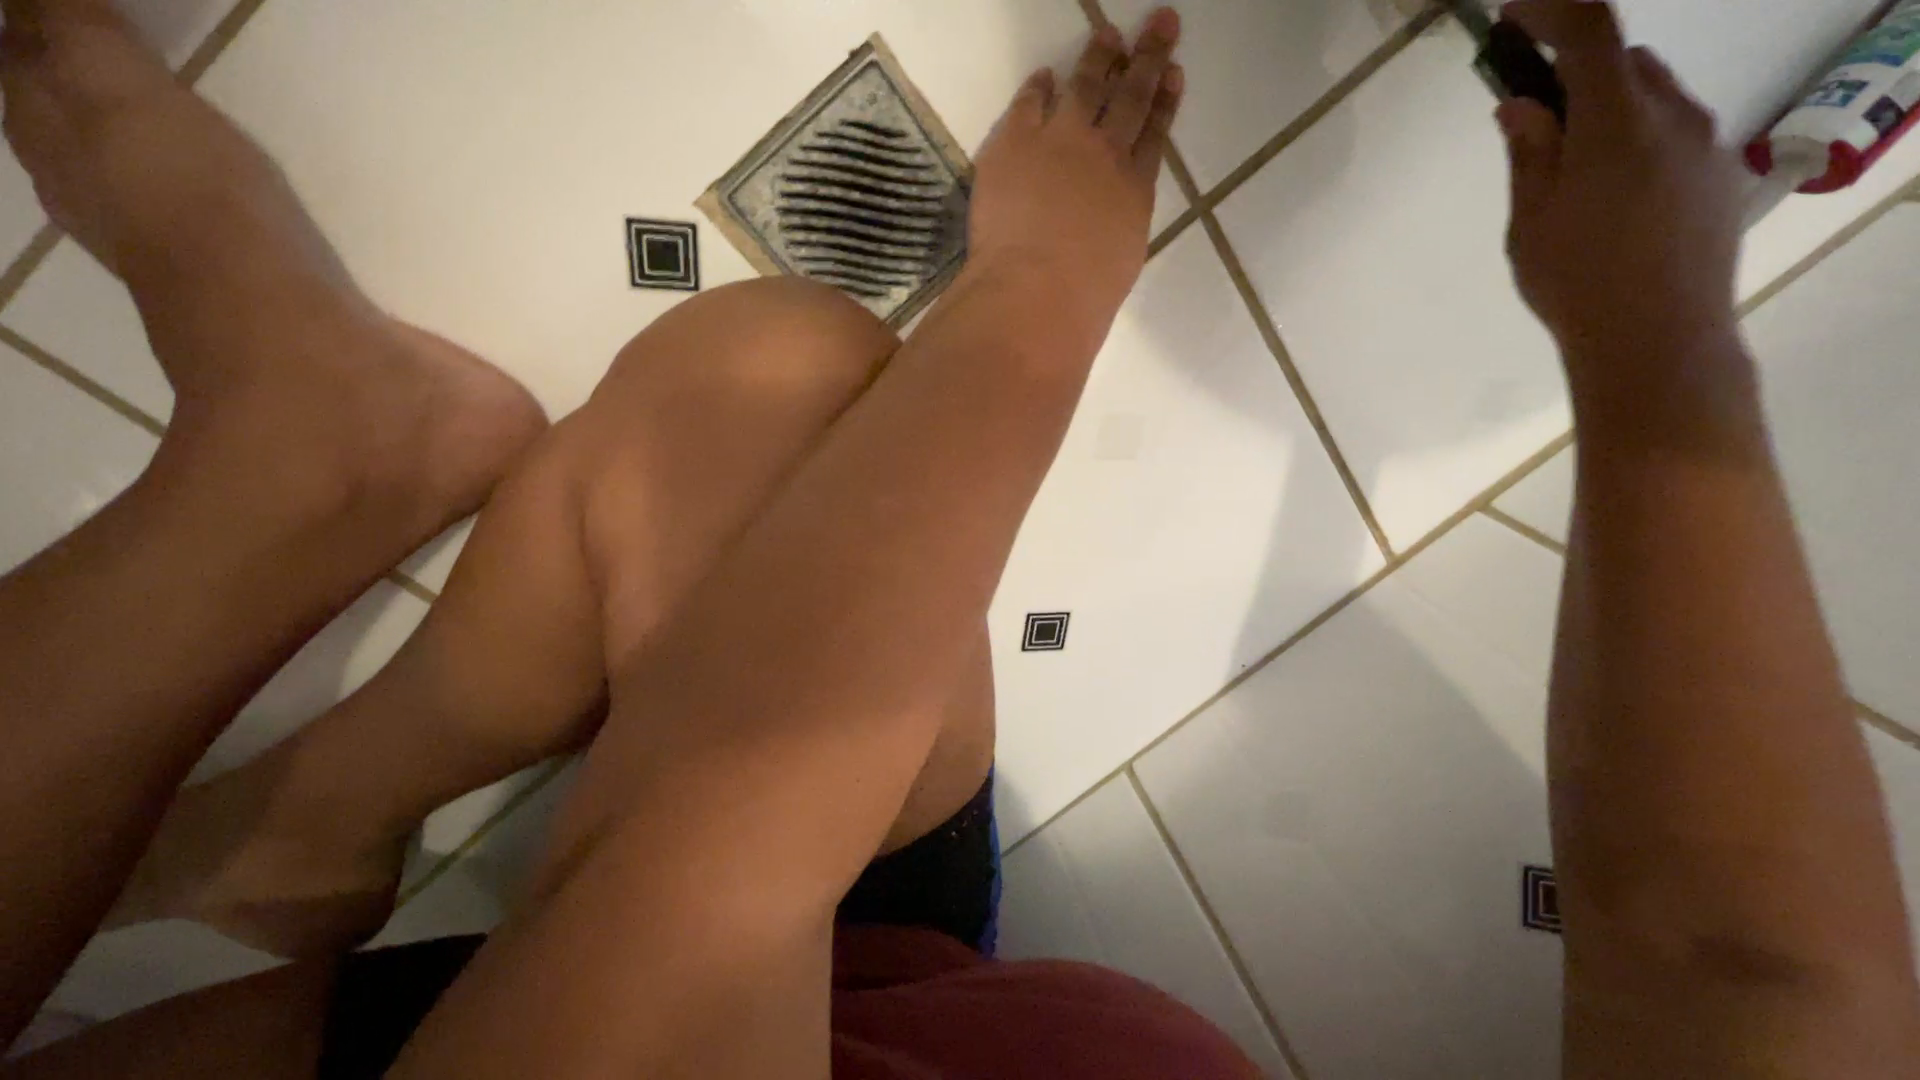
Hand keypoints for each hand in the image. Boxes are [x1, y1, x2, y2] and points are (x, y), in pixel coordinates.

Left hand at [967, 10, 1183, 326]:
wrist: (1036, 288)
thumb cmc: (1081, 297)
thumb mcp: (1117, 263)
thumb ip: (1115, 230)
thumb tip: (1103, 224)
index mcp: (1133, 191)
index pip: (1154, 135)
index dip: (1164, 102)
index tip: (1172, 74)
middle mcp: (1104, 154)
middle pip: (1131, 98)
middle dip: (1147, 59)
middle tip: (1159, 24)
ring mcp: (1059, 140)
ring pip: (1085, 87)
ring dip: (1099, 58)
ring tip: (1108, 36)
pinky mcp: (1015, 141)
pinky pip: (1029, 102)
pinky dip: (1039, 86)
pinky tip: (1044, 76)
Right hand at [1498, 1, 1747, 402]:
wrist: (1658, 340)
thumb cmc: (1576, 283)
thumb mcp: (1530, 221)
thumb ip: (1529, 154)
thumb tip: (1521, 103)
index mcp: (1616, 125)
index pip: (1589, 35)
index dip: (1550, 13)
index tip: (1513, 14)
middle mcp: (1674, 118)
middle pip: (1625, 63)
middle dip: (1578, 72)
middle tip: (1533, 118)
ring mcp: (1707, 145)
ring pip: (1655, 98)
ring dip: (1610, 108)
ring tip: (1571, 171)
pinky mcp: (1722, 176)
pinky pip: (1676, 134)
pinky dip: (1638, 140)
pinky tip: (1613, 198)